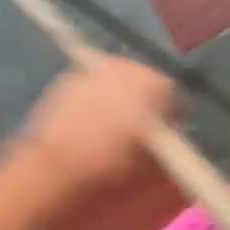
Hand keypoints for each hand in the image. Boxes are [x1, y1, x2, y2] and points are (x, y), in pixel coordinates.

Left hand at [15, 56, 175, 196]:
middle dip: (142, 101)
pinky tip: (85, 120)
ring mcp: (97, 68)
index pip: (171, 94)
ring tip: (107, 124)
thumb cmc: (110, 163)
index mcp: (155, 84)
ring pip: (116, 79)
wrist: (58, 163)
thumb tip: (166, 135)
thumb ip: (164, 140)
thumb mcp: (150, 160)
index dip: (167, 115)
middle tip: (134, 129)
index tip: (160, 134)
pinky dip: (92, 96)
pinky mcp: (70, 75)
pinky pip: (91, 84)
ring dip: (117, 95)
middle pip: (144, 81)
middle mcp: (130, 66)